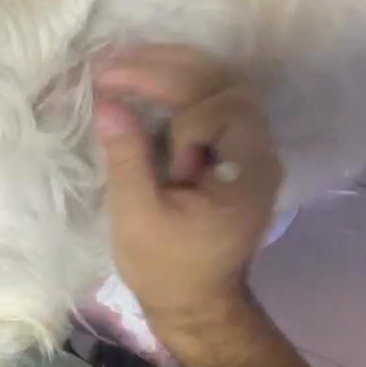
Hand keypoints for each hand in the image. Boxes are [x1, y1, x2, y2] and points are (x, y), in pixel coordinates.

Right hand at [93, 45, 282, 355]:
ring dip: (169, 70)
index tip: (156, 158)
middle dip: (166, 68)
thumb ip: (127, 159)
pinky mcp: (228, 152)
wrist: (195, 303)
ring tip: (121, 64)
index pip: (223, 107)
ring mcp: (246, 149)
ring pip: (216, 85)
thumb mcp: (138, 218)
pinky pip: (208, 103)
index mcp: (247, 170)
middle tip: (110, 65)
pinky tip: (141, 85)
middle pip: (222, 82)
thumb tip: (108, 104)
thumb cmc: (166, 268)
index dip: (183, 119)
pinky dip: (174, 89)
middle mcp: (258, 150)